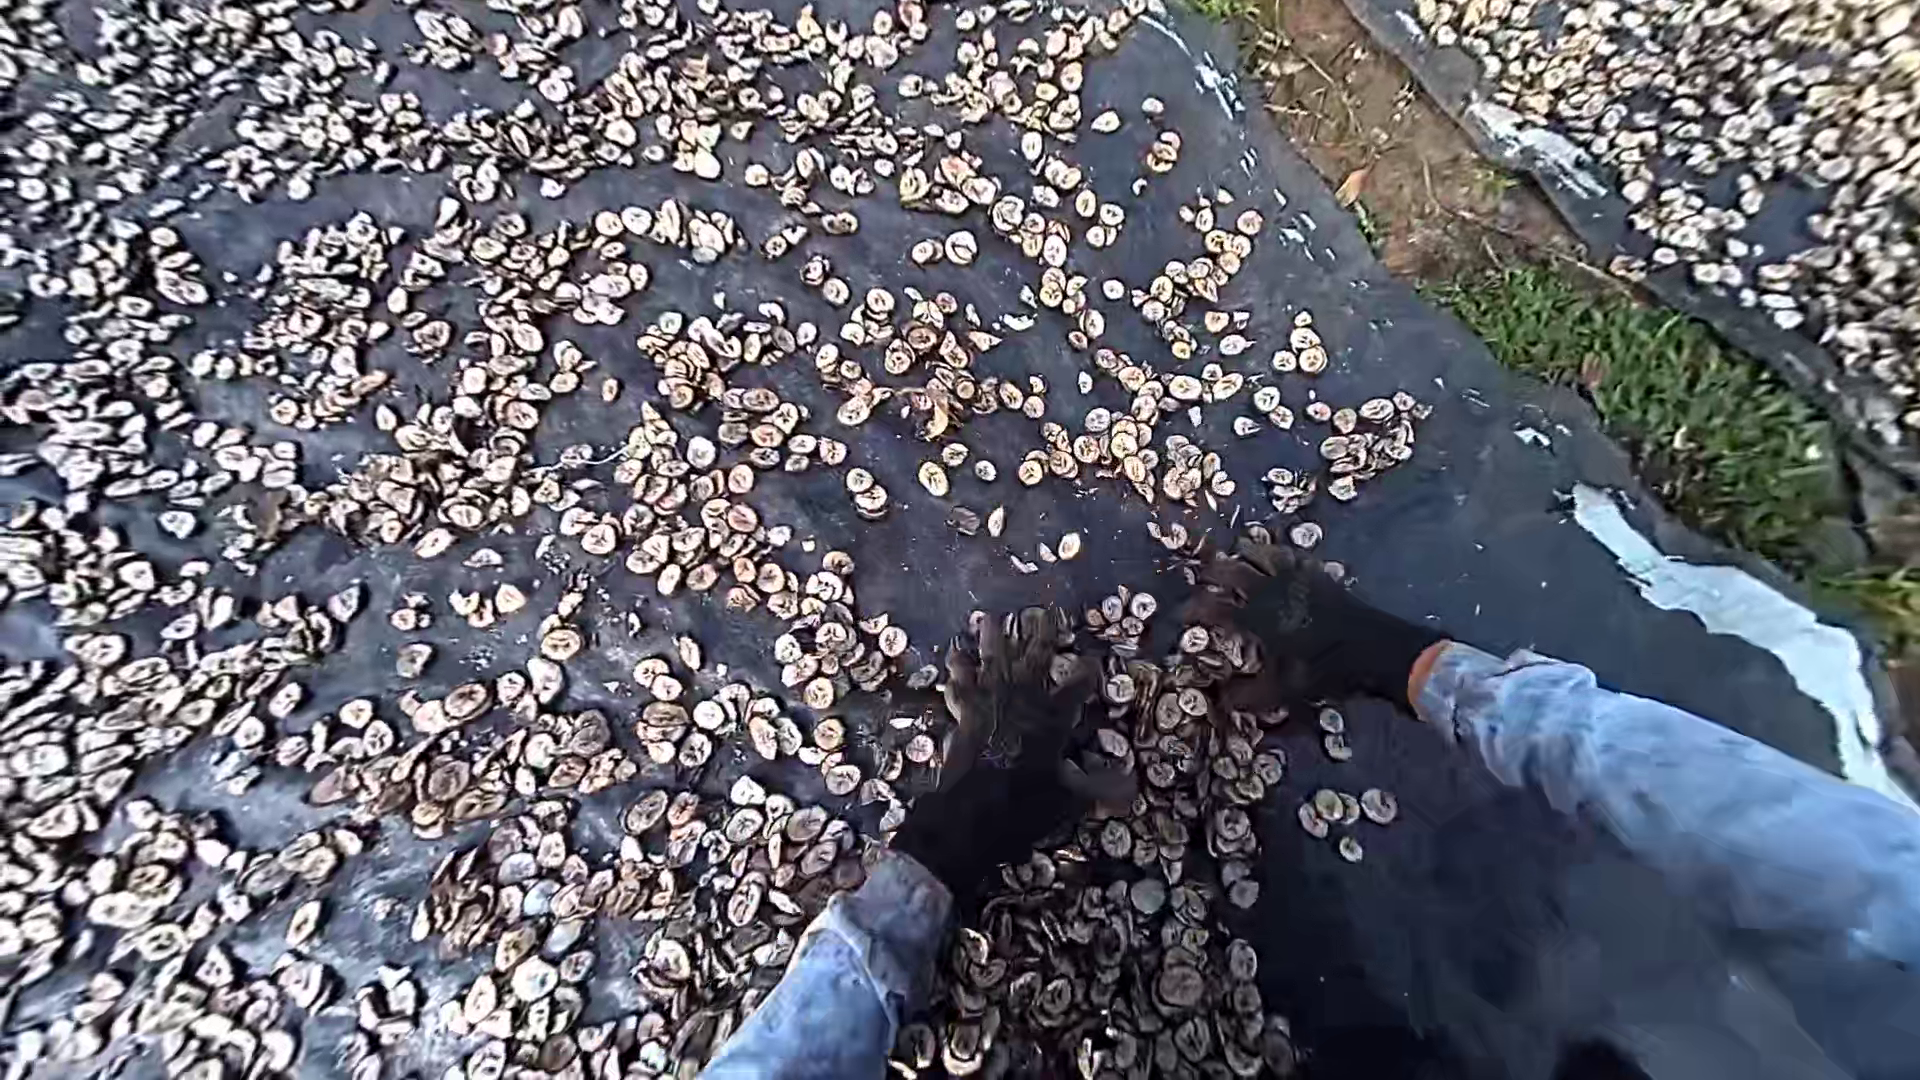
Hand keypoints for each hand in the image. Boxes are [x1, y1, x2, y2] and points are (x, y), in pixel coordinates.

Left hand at [891, 607, 1124, 900]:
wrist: (973, 807)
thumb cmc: (1025, 802)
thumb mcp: (1069, 798)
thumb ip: (1100, 787)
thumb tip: (1133, 785)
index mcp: (1052, 715)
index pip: (1077, 686)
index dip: (1087, 672)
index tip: (1092, 660)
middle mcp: (1023, 697)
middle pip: (1036, 657)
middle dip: (1043, 634)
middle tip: (1044, 613)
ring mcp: (991, 698)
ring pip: (994, 658)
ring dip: (992, 637)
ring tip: (989, 617)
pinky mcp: (965, 707)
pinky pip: (960, 680)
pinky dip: (957, 666)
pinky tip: (955, 653)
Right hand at [1187, 536, 1443, 707]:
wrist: (1379, 649)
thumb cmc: (1327, 670)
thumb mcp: (1285, 690)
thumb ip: (1251, 696)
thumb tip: (1222, 702)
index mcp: (1256, 617)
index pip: (1212, 607)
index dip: (1193, 610)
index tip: (1182, 615)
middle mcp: (1268, 591)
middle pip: (1229, 570)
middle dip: (1210, 573)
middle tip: (1202, 579)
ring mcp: (1293, 578)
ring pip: (1258, 553)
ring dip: (1242, 555)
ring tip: (1235, 559)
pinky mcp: (1315, 574)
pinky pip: (1290, 555)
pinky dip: (1277, 555)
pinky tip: (1277, 562)